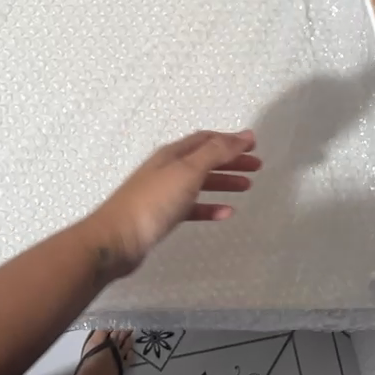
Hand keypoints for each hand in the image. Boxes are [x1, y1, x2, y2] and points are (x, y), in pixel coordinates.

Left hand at [79, 130, 259, 278]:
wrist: (117, 240)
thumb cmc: (153, 202)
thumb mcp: (187, 171)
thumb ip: (216, 152)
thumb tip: (244, 135)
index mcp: (171, 154)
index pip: (205, 139)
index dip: (229, 139)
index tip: (253, 144)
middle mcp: (167, 170)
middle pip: (203, 160)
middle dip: (230, 160)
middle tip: (256, 166)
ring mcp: (163, 194)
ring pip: (199, 183)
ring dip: (223, 182)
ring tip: (246, 187)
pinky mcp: (162, 217)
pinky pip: (191, 208)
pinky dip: (210, 208)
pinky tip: (226, 213)